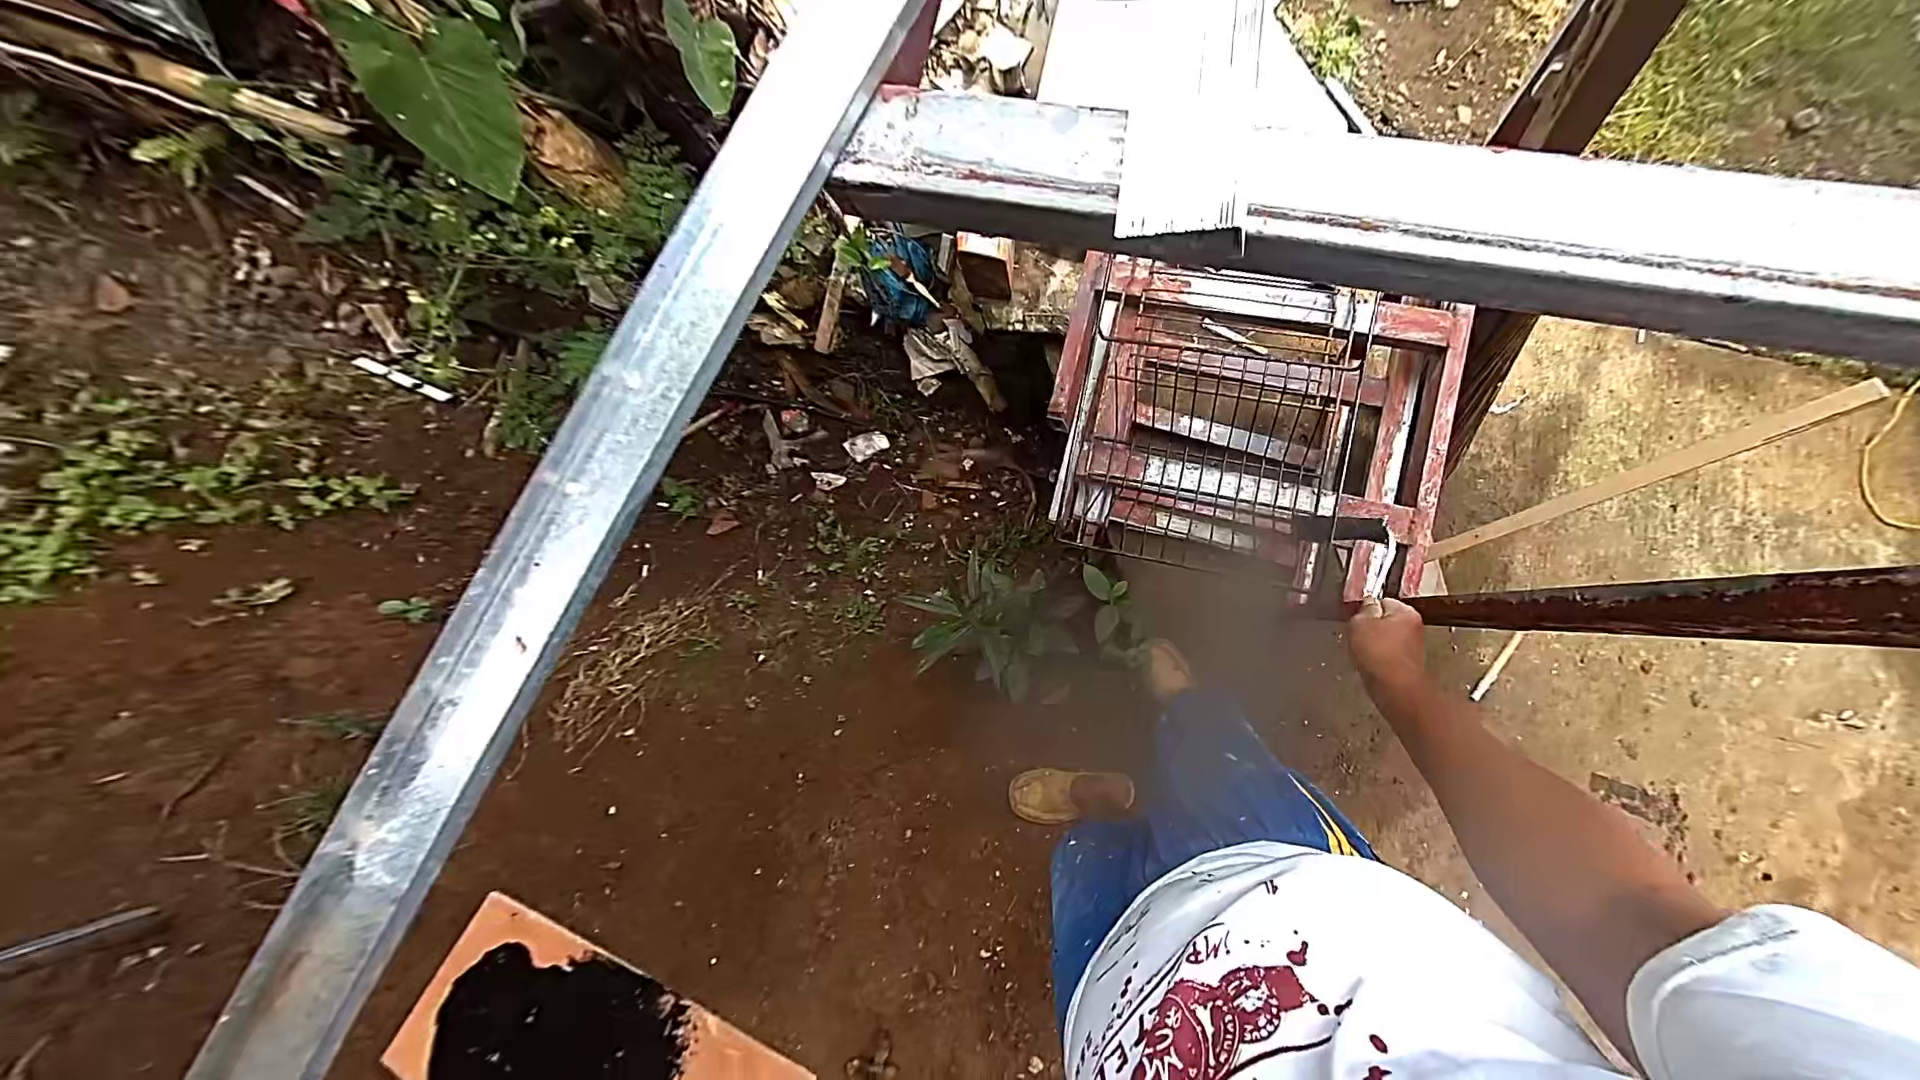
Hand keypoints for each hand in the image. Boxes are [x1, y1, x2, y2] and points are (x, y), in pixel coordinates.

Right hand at [1348, 596, 1426, 689]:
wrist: (1393, 686)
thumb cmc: (1378, 651)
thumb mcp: (1359, 622)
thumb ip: (1363, 609)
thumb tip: (1368, 604)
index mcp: (1406, 612)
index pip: (1382, 601)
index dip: (1366, 608)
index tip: (1356, 617)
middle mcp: (1415, 627)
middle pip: (1385, 619)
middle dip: (1370, 626)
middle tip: (1357, 634)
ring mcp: (1413, 646)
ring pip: (1385, 637)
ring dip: (1373, 642)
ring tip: (1362, 651)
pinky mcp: (1407, 663)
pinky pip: (1387, 653)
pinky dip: (1377, 656)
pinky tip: (1369, 662)